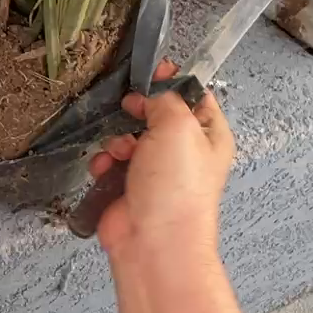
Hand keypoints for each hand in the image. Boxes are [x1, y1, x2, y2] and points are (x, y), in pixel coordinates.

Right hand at [89, 61, 234, 264]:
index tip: (154, 71)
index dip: (173, 82)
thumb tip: (153, 92)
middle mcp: (184, 153)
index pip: (194, 96)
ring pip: (127, 137)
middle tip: (130, 108)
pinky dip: (103, 162)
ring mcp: (154, 172)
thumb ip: (166, 99)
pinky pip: (109, 162)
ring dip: (117, 139)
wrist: (153, 241)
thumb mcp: (178, 127)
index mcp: (209, 136)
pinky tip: (105, 169)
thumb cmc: (176, 191)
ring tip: (120, 152)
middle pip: (155, 115)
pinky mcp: (127, 187)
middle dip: (137, 112)